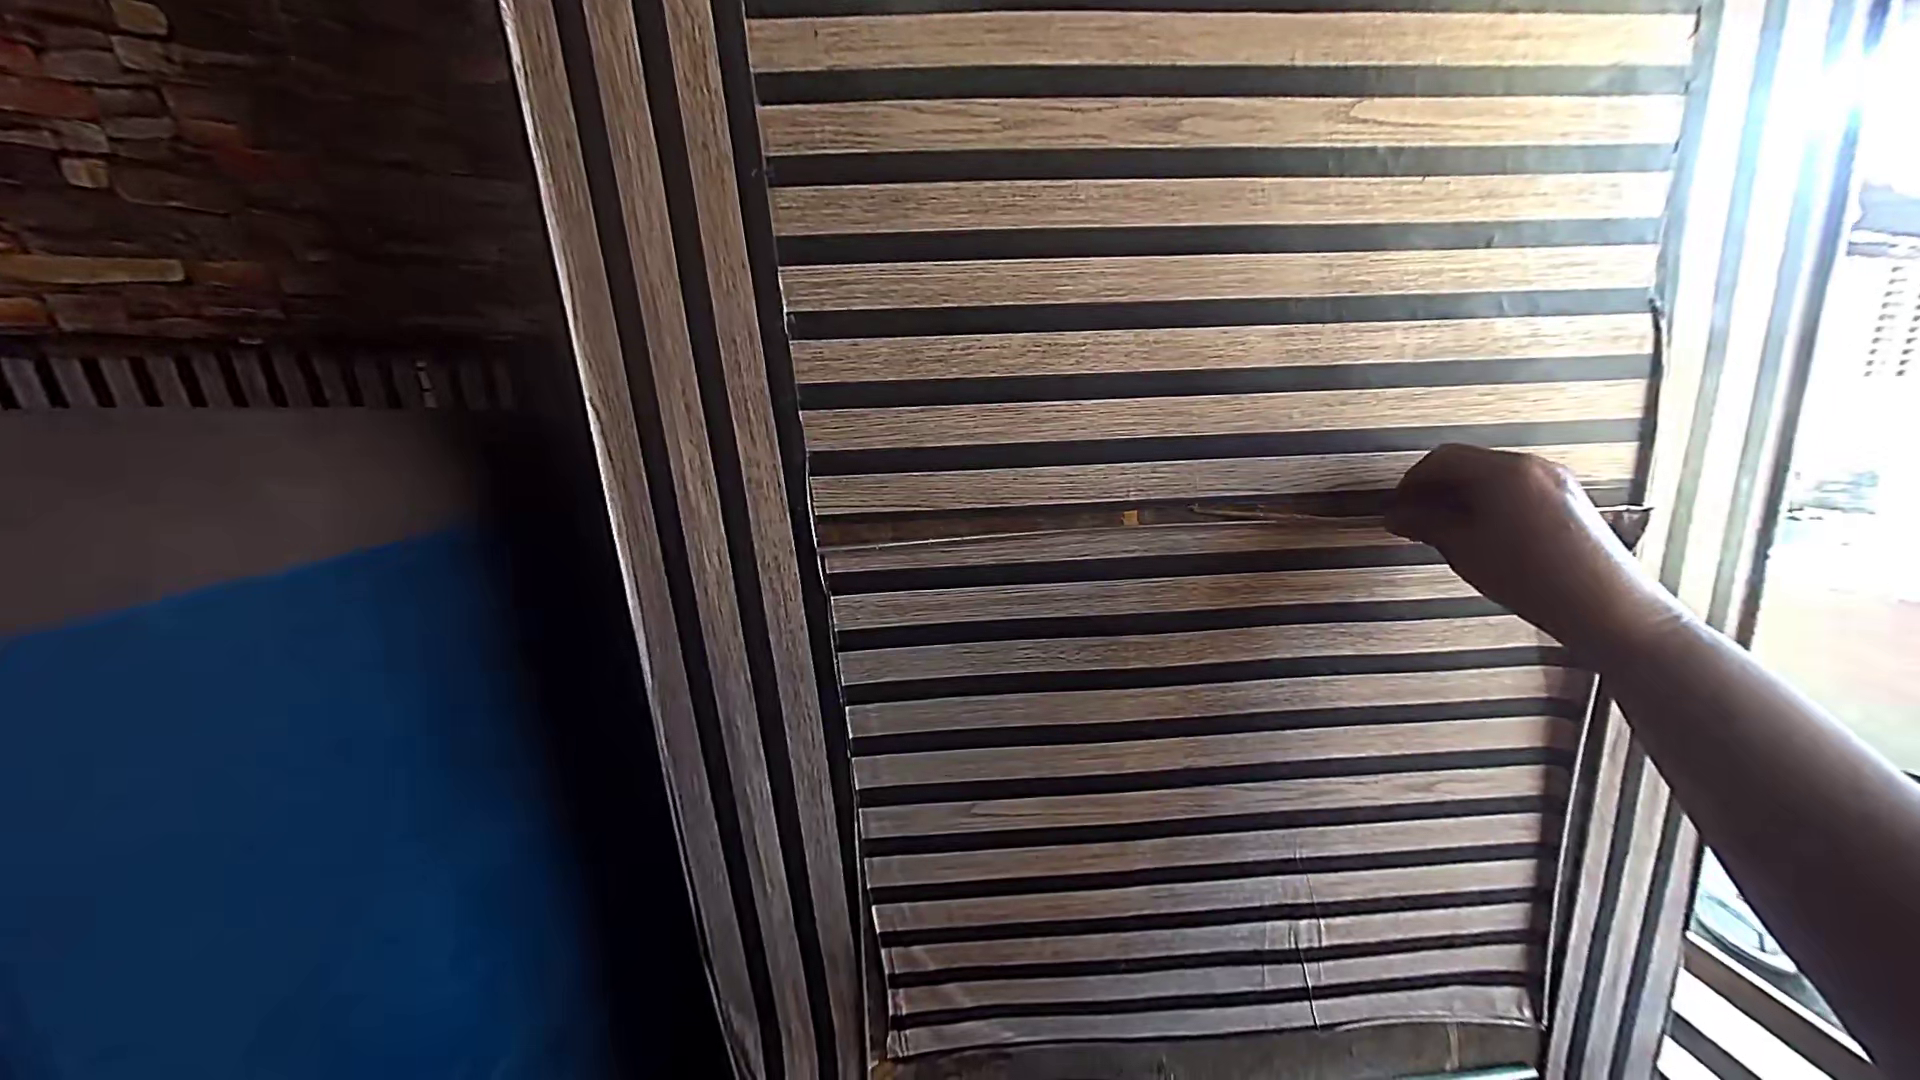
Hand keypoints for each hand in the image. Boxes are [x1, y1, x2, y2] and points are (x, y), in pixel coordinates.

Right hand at [1384, 444, 1679, 652]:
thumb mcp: (1463, 548)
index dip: (1411, 482)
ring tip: (1441, 528)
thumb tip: (1397, 516)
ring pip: (1489, 475)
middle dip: (1434, 487)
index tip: (1398, 504)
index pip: (1441, 459)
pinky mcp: (1566, 500)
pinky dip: (1486, 501)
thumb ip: (1425, 524)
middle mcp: (1532, 468)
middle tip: (1413, 516)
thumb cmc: (1533, 576)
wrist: (1603, 606)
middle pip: (1466, 462)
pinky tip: (1476, 531)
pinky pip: (1513, 488)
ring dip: (1459, 494)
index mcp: (1503, 472)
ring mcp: (1554, 482)